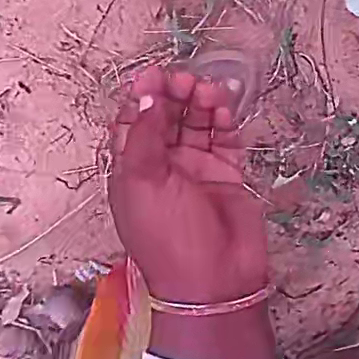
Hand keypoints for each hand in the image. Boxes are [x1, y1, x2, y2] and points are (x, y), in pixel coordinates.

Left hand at [110, 66, 271, 358]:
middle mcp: (163, 166)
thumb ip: (144, 135)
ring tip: (208, 91)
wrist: (215, 282)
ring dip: (200, 103)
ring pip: (196, 124)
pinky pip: (223, 138)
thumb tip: (145, 96)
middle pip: (166, 118)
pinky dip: (223, 120)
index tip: (152, 76)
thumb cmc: (169, 237)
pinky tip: (223, 107)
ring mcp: (195, 169)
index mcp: (133, 171)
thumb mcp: (143, 183)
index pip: (133, 123)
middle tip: (185, 81)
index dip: (142, 98)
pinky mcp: (226, 173)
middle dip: (174, 96)